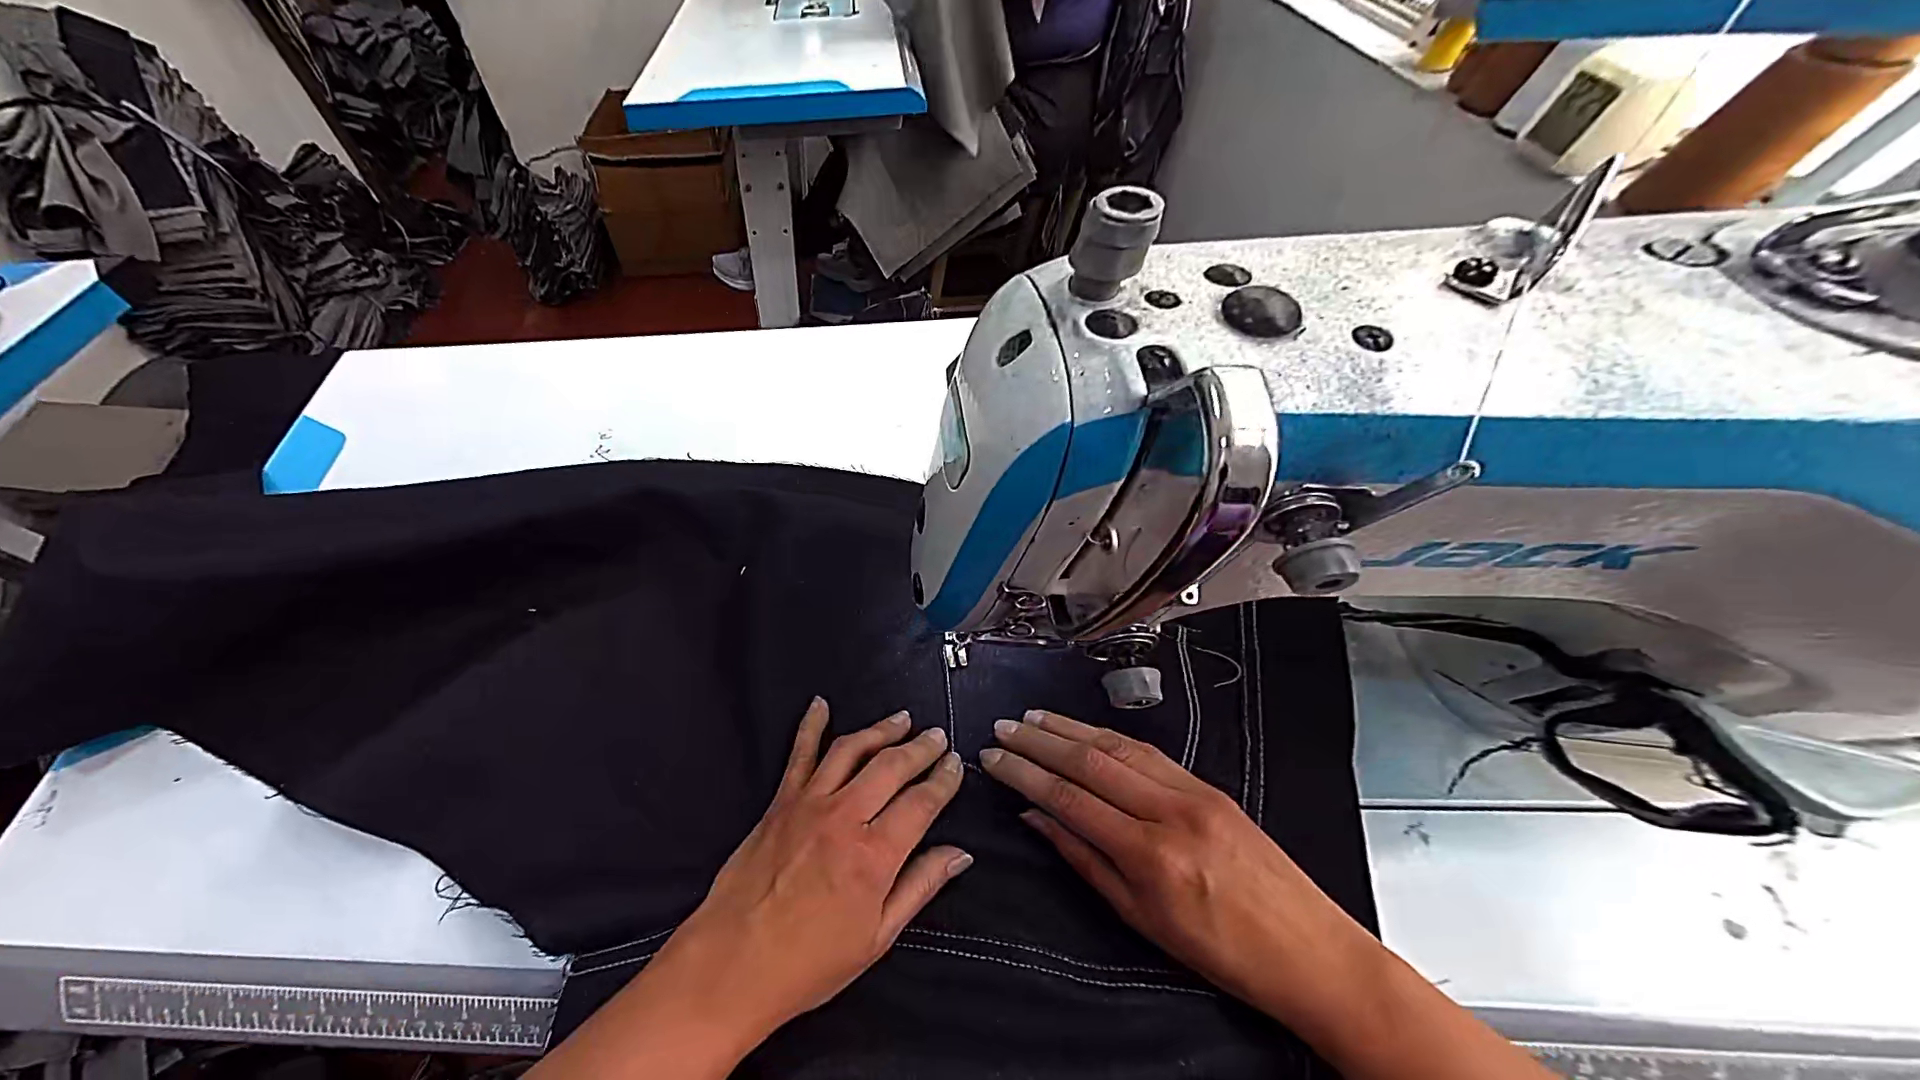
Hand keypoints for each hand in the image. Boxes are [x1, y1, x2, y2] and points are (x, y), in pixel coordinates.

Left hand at [532, 699, 967, 1079]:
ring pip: (853, 750)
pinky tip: (820, 705)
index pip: (922, 802)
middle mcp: (845, 818)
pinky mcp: (780, 801)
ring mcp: (809, 803)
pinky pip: (799, 754)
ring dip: (882, 729)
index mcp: (874, 856)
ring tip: (903, 719)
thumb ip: (920, 887)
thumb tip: (959, 854)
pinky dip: (811, 725)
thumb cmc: (808, 963)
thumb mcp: (877, 938)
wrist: (730, 966)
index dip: (944, 780)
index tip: (956, 765)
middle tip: (938, 736)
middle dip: (921, 747)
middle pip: (892, 766)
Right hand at [978, 709, 1363, 1019]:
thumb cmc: (1228, 952)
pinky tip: (1089, 729)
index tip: (996, 758)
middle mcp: (1172, 812)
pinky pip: (1150, 751)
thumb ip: (1084, 860)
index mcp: (1151, 855)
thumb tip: (1038, 820)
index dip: (1024, 774)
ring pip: (1118, 746)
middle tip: (1005, 727)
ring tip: (1036, 717)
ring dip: (1071, 728)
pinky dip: (1110, 735)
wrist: (1310, 951)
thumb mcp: (1141, 920)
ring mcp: (1194, 793)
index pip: (1069, 798)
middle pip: (1089, 761)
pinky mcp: (1210, 786)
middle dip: (1039, 740)